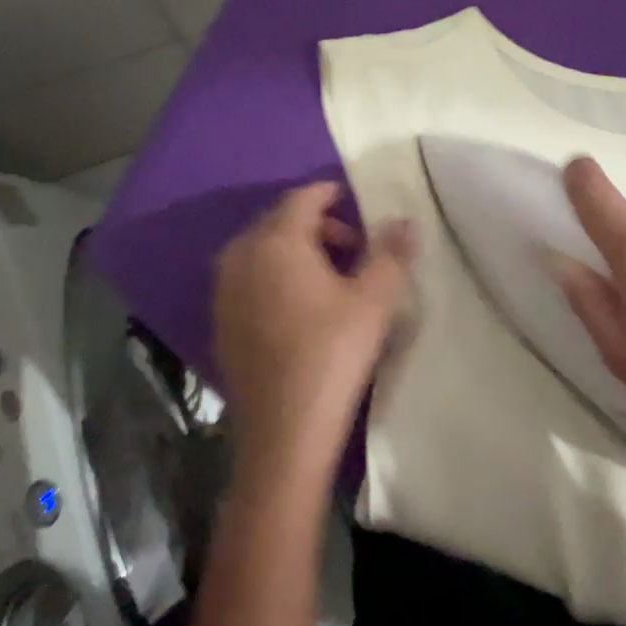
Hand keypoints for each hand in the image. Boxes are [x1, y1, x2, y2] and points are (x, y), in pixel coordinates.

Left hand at [212, 182, 414, 475]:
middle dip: (317, 224)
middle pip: (279, 221)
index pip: (303, 198)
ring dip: (295, 250)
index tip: (357, 203)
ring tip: (330, 276)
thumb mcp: (373, 301)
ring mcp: (224, 290)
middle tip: (354, 246)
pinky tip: (300, 307)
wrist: (284, 431)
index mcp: (276, 242)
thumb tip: (404, 220)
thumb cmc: (332, 354)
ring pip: (261, 250)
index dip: (332, 194)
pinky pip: (248, 279)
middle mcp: (241, 256)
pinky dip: (274, 276)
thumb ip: (390, 253)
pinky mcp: (221, 321)